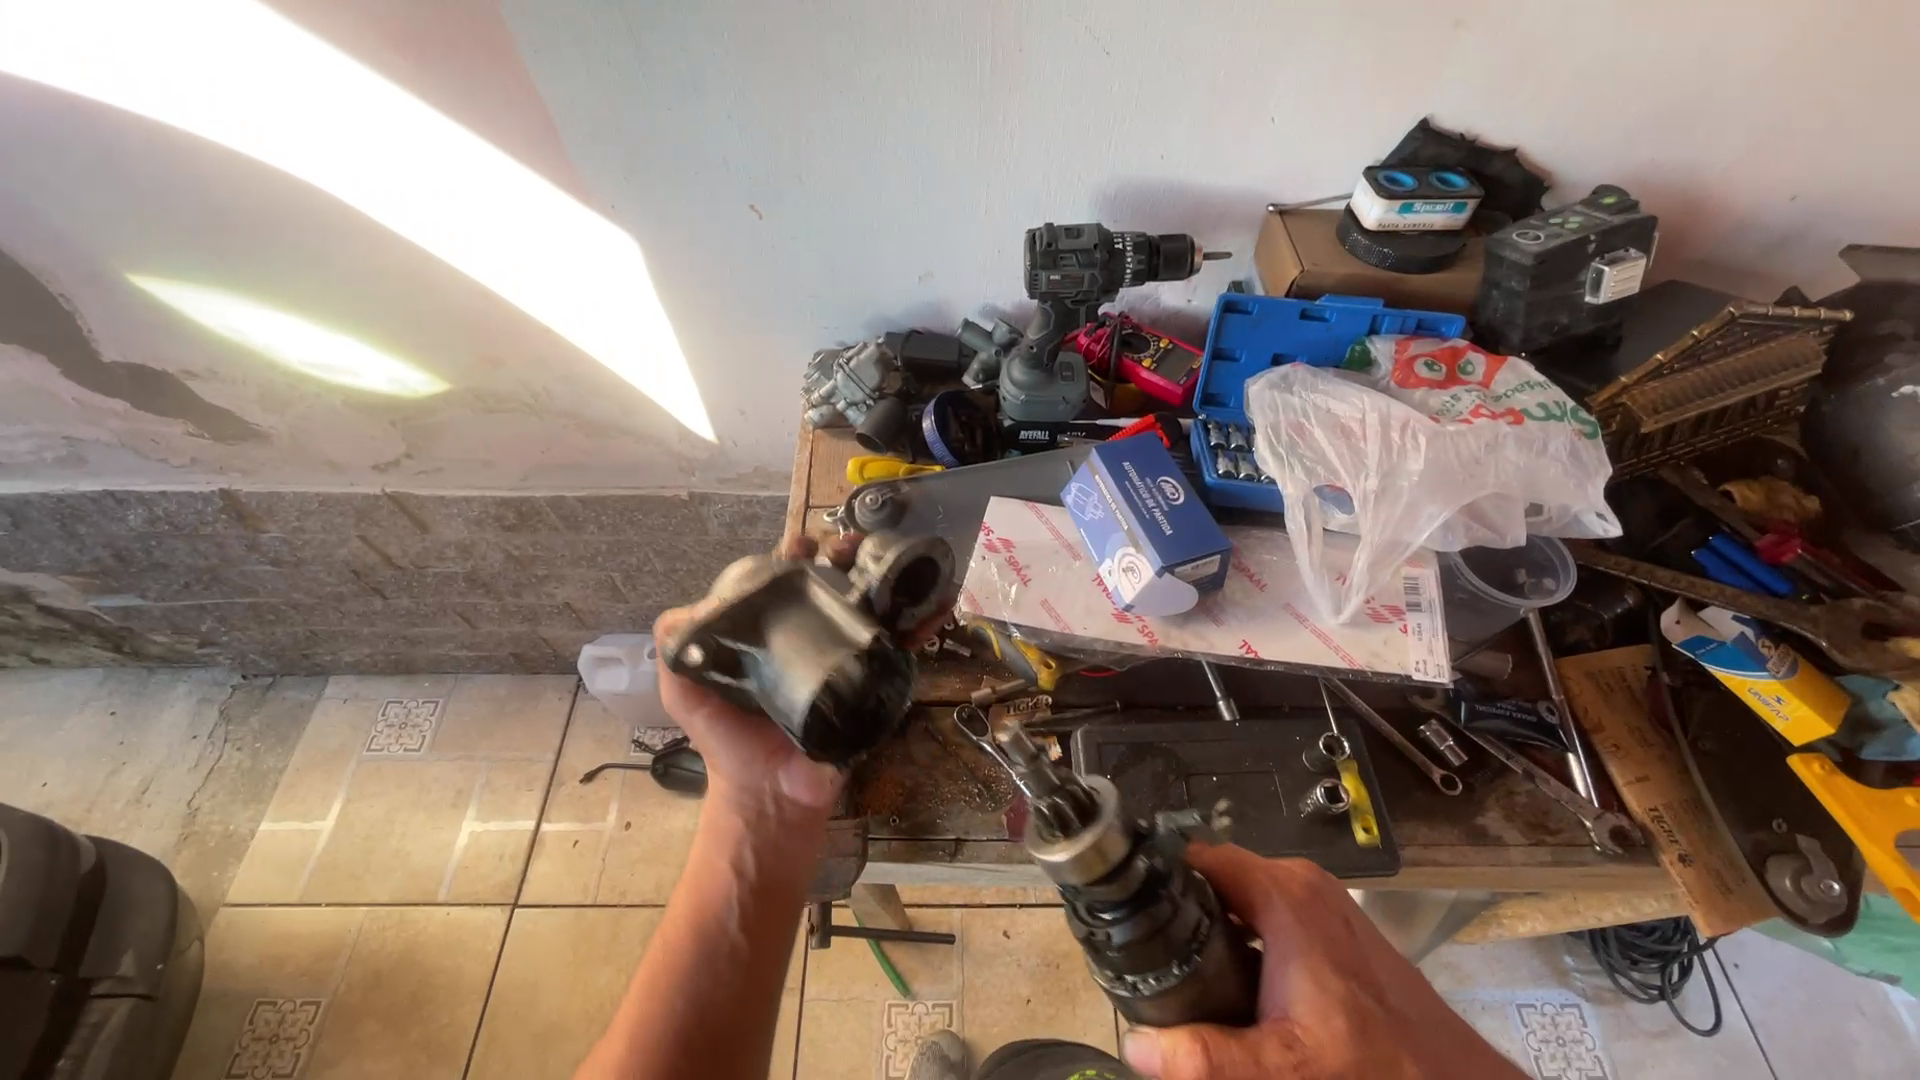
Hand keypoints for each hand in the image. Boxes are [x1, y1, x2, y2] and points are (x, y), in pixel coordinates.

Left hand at [652, 532, 952, 822]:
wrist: (771, 792)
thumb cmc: (729, 742)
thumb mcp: (687, 693)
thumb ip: (676, 649)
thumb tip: (691, 604)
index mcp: (770, 633)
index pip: (785, 582)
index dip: (794, 557)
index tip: (803, 544)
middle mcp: (810, 638)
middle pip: (833, 585)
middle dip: (845, 556)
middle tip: (852, 545)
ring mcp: (845, 658)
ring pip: (870, 607)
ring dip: (886, 578)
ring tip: (895, 559)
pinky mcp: (873, 683)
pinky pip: (901, 649)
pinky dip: (921, 625)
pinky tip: (937, 603)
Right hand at [1120, 844, 1523, 1079]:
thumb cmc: (1376, 1068)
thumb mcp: (1286, 1070)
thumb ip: (1207, 1059)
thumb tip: (1133, 1047)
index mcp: (1282, 894)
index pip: (1198, 857)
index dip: (1158, 878)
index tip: (1125, 910)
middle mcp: (1300, 883)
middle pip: (1216, 878)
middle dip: (1180, 911)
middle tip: (1146, 954)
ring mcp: (1320, 901)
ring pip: (1241, 896)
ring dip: (1211, 926)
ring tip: (1177, 970)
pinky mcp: (1332, 923)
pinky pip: (1267, 912)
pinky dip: (1241, 936)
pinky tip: (1230, 983)